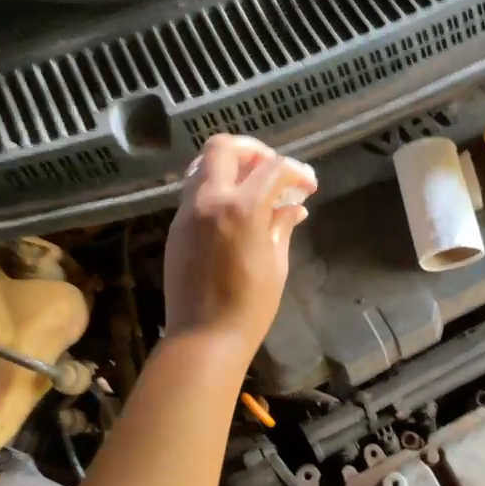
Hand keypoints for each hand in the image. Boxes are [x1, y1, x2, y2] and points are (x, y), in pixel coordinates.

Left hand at [162, 135, 314, 356]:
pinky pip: (195, 192)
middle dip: (253, 151)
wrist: (203, 338)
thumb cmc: (250, 307)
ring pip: (204, 166)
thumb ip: (281, 226)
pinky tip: (237, 212)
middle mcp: (208, 200)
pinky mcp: (176, 228)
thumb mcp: (276, 264)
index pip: (272, 168)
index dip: (295, 171)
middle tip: (273, 171)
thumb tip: (293, 208)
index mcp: (240, 208)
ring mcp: (187, 213)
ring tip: (254, 189)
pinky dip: (217, 189)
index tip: (308, 185)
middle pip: (224, 147)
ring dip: (231, 168)